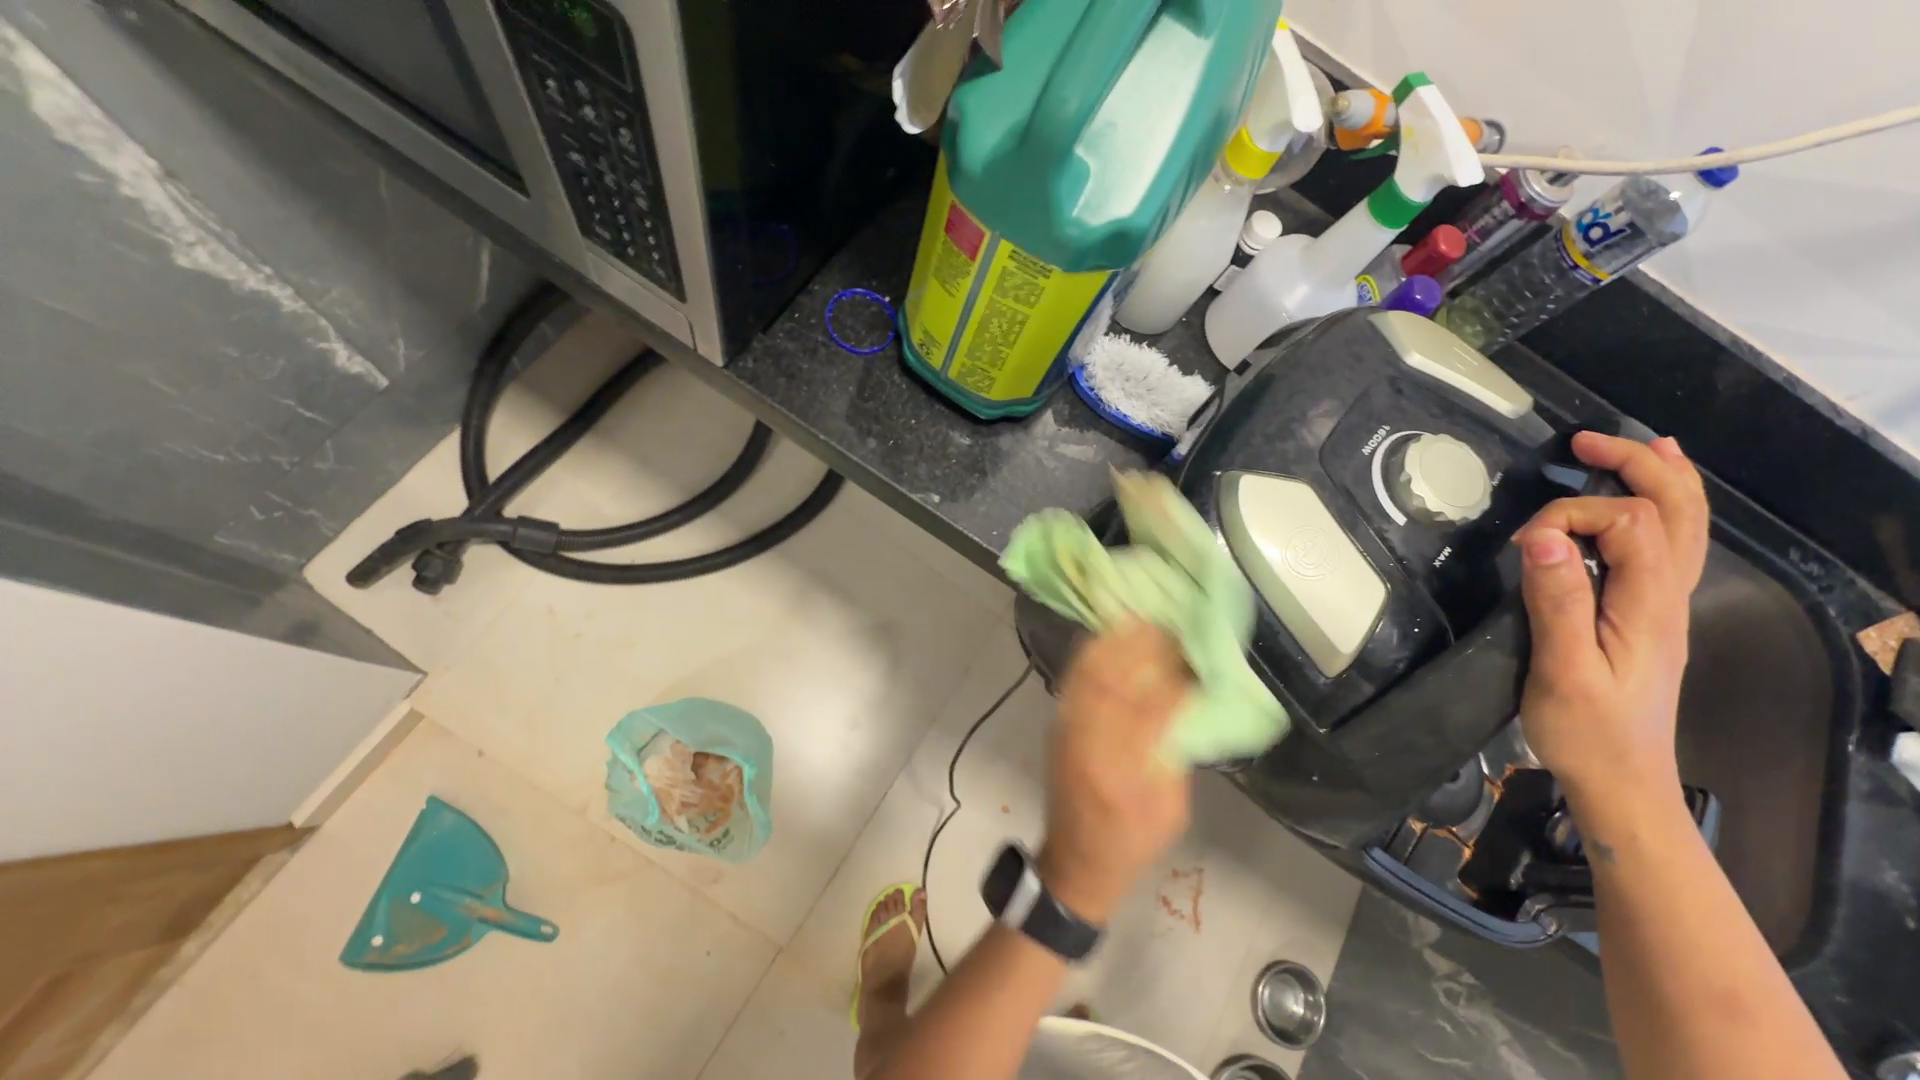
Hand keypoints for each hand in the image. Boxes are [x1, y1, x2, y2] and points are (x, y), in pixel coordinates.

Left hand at [1041, 619, 1193, 923]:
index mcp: (1124, 773)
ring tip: (1142, 622)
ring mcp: (1067, 733)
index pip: (1152, 712)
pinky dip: (1090, 656)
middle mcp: (1089, 746)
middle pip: (1115, 682)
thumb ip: (1177, 757)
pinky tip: (1108, 638)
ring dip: (1115, 645)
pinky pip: (1072, 682)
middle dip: (1143, 650)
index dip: (1175, 682)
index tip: (1197, 660)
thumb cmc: (1131, 842)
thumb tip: (1189, 706)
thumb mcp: (1171, 811)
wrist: (1074, 861)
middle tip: (1171, 629)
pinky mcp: (1057, 728)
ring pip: (1089, 676)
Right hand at [1514, 432, 1709, 813]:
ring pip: (1684, 527)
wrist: (1622, 782)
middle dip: (1638, 467)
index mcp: (1648, 604)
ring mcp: (1664, 607)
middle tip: (1586, 441)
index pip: (1626, 524)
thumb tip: (1541, 537)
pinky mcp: (1648, 619)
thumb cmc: (1587, 731)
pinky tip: (1642, 506)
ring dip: (1661, 480)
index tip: (1522, 545)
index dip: (1571, 515)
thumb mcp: (1563, 669)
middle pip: (1676, 511)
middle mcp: (1668, 596)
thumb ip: (1557, 600)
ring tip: (1639, 447)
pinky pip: (1670, 548)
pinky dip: (1662, 511)